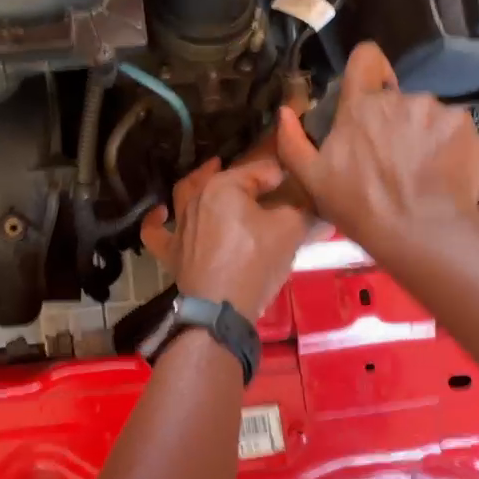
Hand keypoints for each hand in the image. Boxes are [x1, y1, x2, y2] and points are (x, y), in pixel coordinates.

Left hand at [140, 158, 312, 315]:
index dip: (280, 175)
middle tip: (262, 183)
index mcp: (224, 186)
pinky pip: (156, 231)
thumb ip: (306, 213)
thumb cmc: (256, 262)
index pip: (259, 170)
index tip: (295, 184)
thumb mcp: (290, 232)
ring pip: (186, 196)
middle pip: (221, 179)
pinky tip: (160, 213)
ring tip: (211, 177)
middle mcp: (196, 199)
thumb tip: (322, 208)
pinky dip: (156, 221)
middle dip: (242, 177)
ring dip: (199, 184)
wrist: (221, 308)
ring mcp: (180, 225)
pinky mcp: (171, 251)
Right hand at [274, 42, 478, 253]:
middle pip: (397, 99)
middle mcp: (401, 98)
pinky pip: (454, 132)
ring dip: (422, 135)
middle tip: (390, 160)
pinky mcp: (468, 128)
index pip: (365, 59)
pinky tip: (441, 175)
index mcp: (361, 106)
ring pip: (427, 116)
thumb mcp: (312, 181)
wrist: (421, 232)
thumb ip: (293, 142)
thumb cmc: (360, 206)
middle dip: (393, 121)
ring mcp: (439, 111)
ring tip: (418, 173)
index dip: (367, 68)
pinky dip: (448, 148)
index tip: (369, 86)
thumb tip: (285, 112)